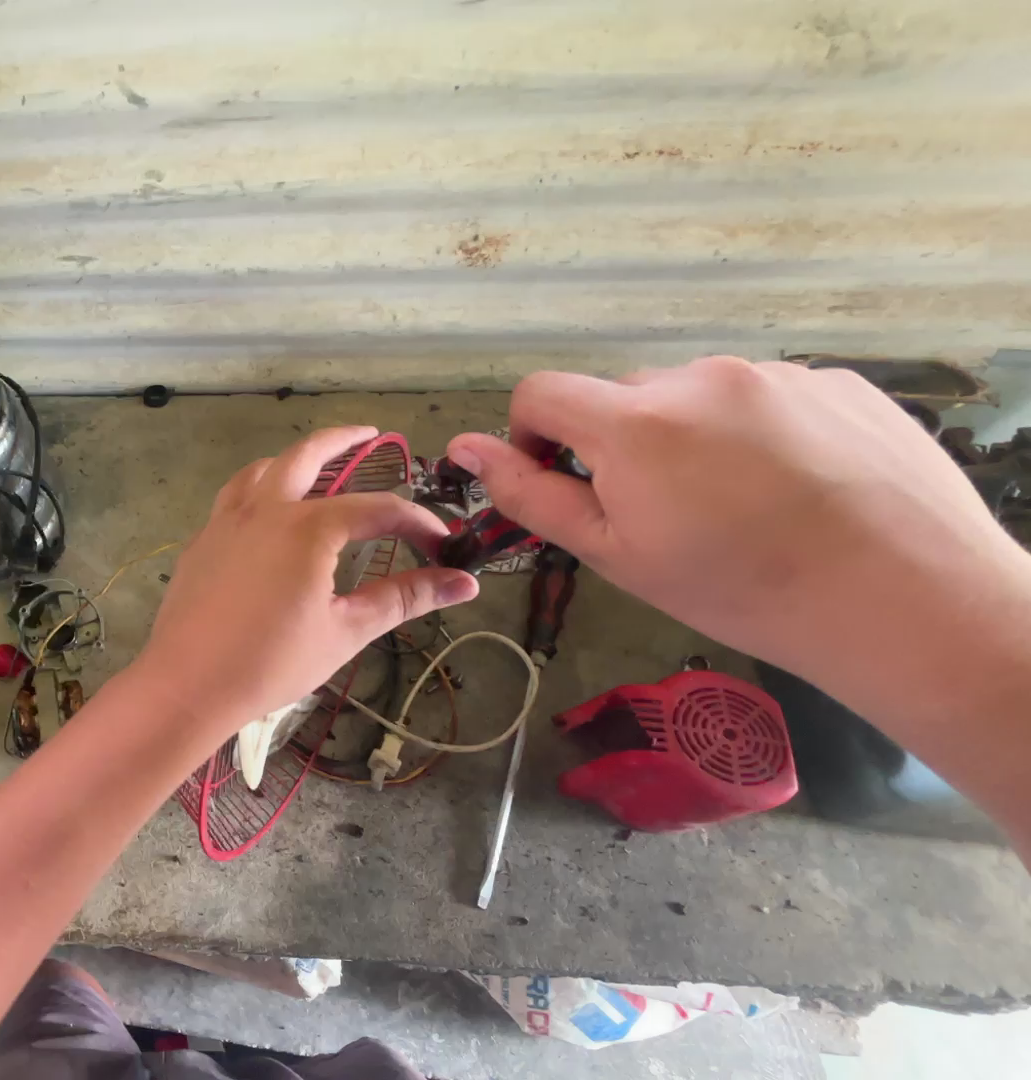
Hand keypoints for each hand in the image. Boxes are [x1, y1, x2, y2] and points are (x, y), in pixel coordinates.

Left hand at [137, 426, 478, 736]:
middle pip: (305, 455)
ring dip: (291, 460)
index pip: (376, 509)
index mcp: (307, 527)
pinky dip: (257, 489)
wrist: (187, 683)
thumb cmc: (271, 661)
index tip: (441, 544)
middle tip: (369, 434)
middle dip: (341, 440)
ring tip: (314, 466)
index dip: (415, 522)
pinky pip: (232, 498)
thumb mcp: (345, 630)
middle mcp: (263, 509)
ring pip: (260, 470)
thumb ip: (403, 598)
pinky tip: (265, 514)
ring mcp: (224, 522)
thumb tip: (465, 583)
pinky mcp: (201, 542)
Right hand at [445, 356, 1030, 685]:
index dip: (530, 436)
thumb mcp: (610, 552)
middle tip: (653, 509)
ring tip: (727, 498)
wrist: (908, 601)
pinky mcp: (836, 382)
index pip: (540, 393)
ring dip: (679, 434)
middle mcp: (698, 378)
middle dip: (612, 442)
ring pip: (687, 395)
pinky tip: (782, 483)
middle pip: (616, 396)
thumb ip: (528, 494)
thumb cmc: (733, 587)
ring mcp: (775, 374)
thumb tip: (463, 446)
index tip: (561, 482)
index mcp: (633, 422)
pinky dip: (744, 430)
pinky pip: (755, 395)